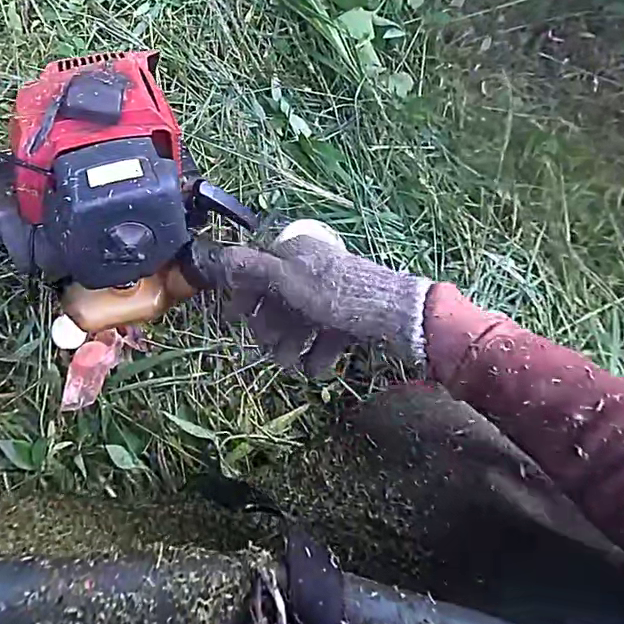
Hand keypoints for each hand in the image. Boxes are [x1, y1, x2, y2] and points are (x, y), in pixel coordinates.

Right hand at [185, 220, 432, 373]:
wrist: (403, 318)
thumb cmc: (338, 295)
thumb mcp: (289, 280)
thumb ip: (253, 269)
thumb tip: (220, 256)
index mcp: (295, 253)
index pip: (257, 271)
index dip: (244, 295)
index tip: (234, 319)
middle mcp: (311, 270)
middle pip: (277, 299)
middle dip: (270, 327)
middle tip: (265, 347)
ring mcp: (331, 294)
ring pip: (299, 319)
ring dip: (290, 344)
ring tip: (287, 365)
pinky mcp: (349, 316)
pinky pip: (324, 334)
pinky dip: (316, 352)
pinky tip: (312, 369)